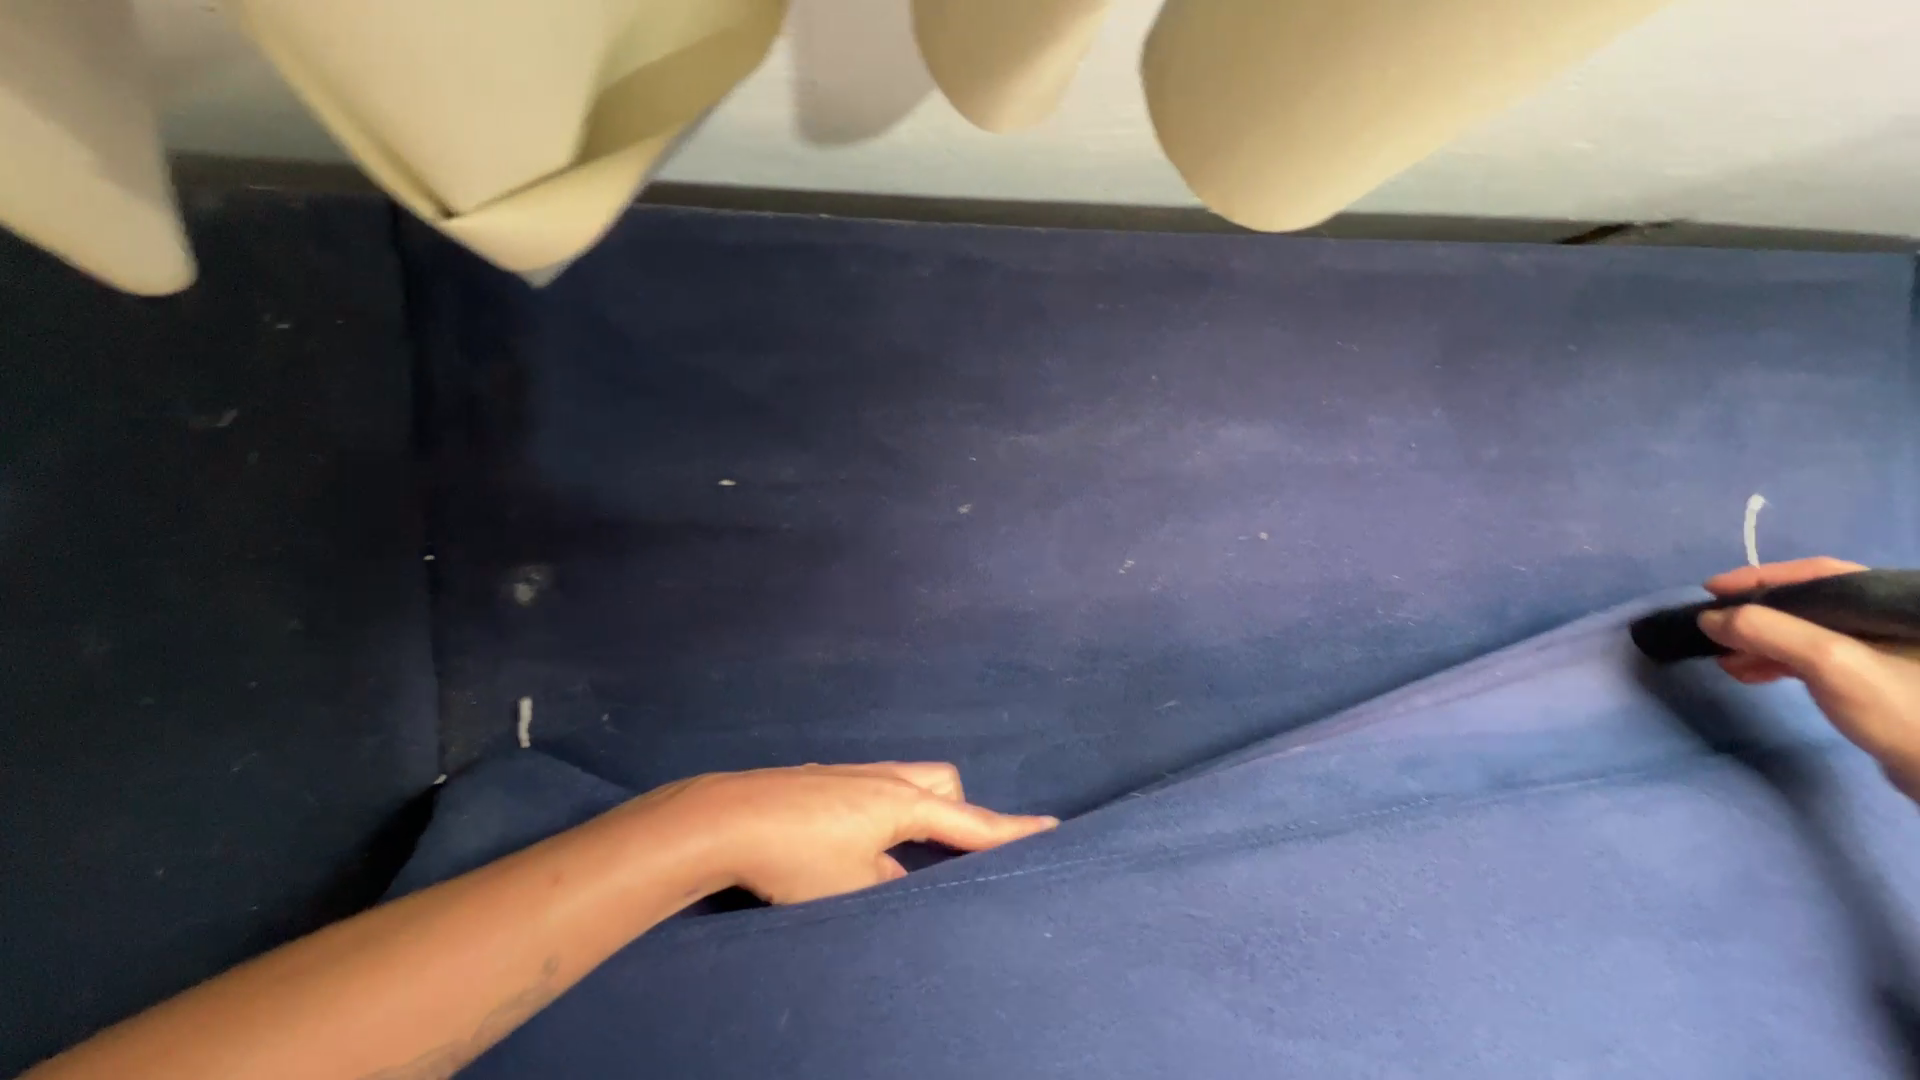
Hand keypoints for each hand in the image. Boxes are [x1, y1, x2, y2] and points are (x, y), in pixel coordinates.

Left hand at [624, 763, 1057, 904]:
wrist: (725, 817)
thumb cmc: (796, 857)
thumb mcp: (854, 886)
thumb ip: (893, 882)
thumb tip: (905, 876)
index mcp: (902, 803)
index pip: (972, 822)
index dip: (1012, 830)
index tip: (1051, 828)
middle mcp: (884, 778)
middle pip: (944, 783)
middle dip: (960, 811)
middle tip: (958, 848)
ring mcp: (852, 772)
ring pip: (907, 780)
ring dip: (921, 808)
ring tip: (908, 846)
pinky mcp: (825, 777)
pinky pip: (876, 785)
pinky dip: (887, 808)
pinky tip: (858, 837)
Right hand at [1699, 557, 1919, 796]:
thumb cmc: (1904, 710)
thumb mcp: (1831, 662)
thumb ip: (1767, 631)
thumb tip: (1709, 618)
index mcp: (1898, 603)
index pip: (1820, 573)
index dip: (1760, 578)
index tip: (1711, 590)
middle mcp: (1896, 620)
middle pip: (1811, 603)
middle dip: (1756, 617)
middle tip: (1713, 631)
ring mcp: (1890, 651)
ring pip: (1810, 632)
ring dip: (1761, 642)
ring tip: (1725, 660)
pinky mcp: (1881, 679)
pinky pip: (1819, 656)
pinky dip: (1780, 661)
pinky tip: (1753, 675)